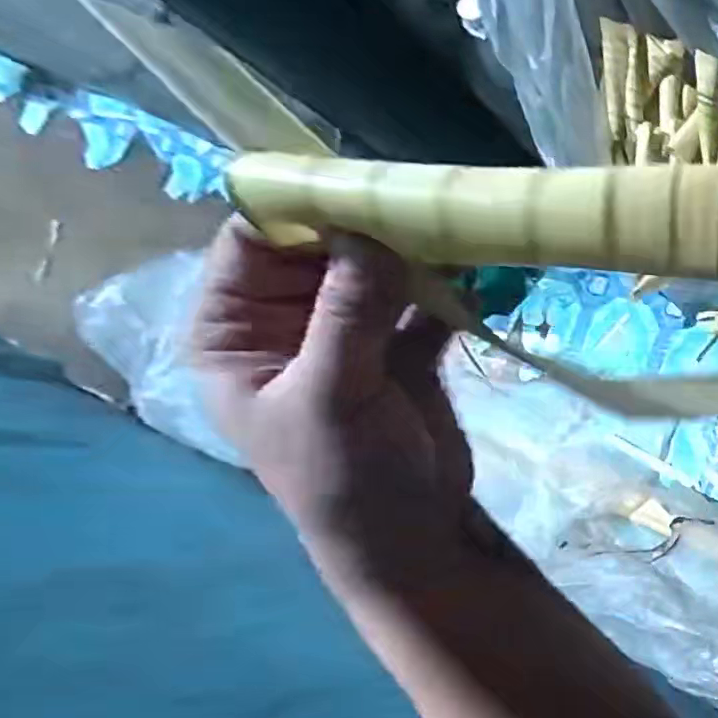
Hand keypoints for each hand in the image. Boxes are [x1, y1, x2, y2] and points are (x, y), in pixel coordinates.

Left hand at [192, 218, 473, 579]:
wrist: (413, 532)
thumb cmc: (346, 475)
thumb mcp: (335, 393)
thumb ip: (350, 314)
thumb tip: (374, 234)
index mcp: (237, 329)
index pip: (255, 243)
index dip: (302, 210)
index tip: (363, 185)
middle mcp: (291, 323)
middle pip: (326, 252)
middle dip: (372, 230)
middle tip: (427, 207)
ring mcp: (355, 338)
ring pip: (382, 278)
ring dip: (418, 260)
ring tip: (461, 236)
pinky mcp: (407, 355)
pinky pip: (425, 310)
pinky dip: (450, 295)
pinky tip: (480, 280)